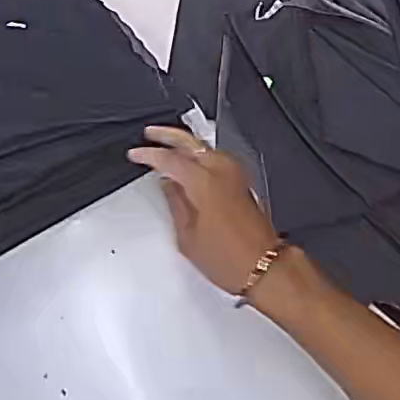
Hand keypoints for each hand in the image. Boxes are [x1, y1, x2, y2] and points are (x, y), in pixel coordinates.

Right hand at [129, 124, 280, 294]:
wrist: (263, 265)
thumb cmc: (229, 257)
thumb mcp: (188, 236)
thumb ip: (175, 202)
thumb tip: (168, 185)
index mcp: (203, 182)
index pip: (170, 158)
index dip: (149, 154)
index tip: (136, 154)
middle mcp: (221, 170)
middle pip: (190, 141)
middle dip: (167, 135)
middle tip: (150, 134)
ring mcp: (234, 172)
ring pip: (203, 146)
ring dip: (184, 143)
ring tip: (166, 146)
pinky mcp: (241, 178)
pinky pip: (215, 156)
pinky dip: (199, 153)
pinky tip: (190, 161)